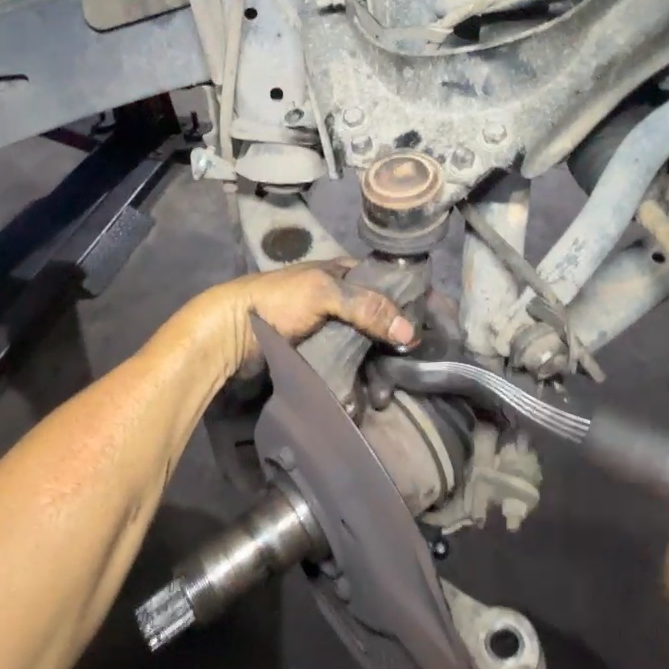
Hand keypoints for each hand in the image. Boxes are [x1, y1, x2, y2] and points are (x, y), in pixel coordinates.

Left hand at [171, 260, 417, 379]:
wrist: (229, 334)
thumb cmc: (276, 302)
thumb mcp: (323, 292)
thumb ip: (366, 306)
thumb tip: (409, 332)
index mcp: (343, 274)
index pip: (390, 283)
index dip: (413, 301)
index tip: (438, 325)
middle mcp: (341, 300)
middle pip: (382, 320)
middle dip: (399, 342)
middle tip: (420, 365)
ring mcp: (330, 331)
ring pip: (368, 348)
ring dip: (381, 368)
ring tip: (392, 389)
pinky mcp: (319, 358)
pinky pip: (350, 368)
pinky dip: (362, 380)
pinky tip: (373, 395)